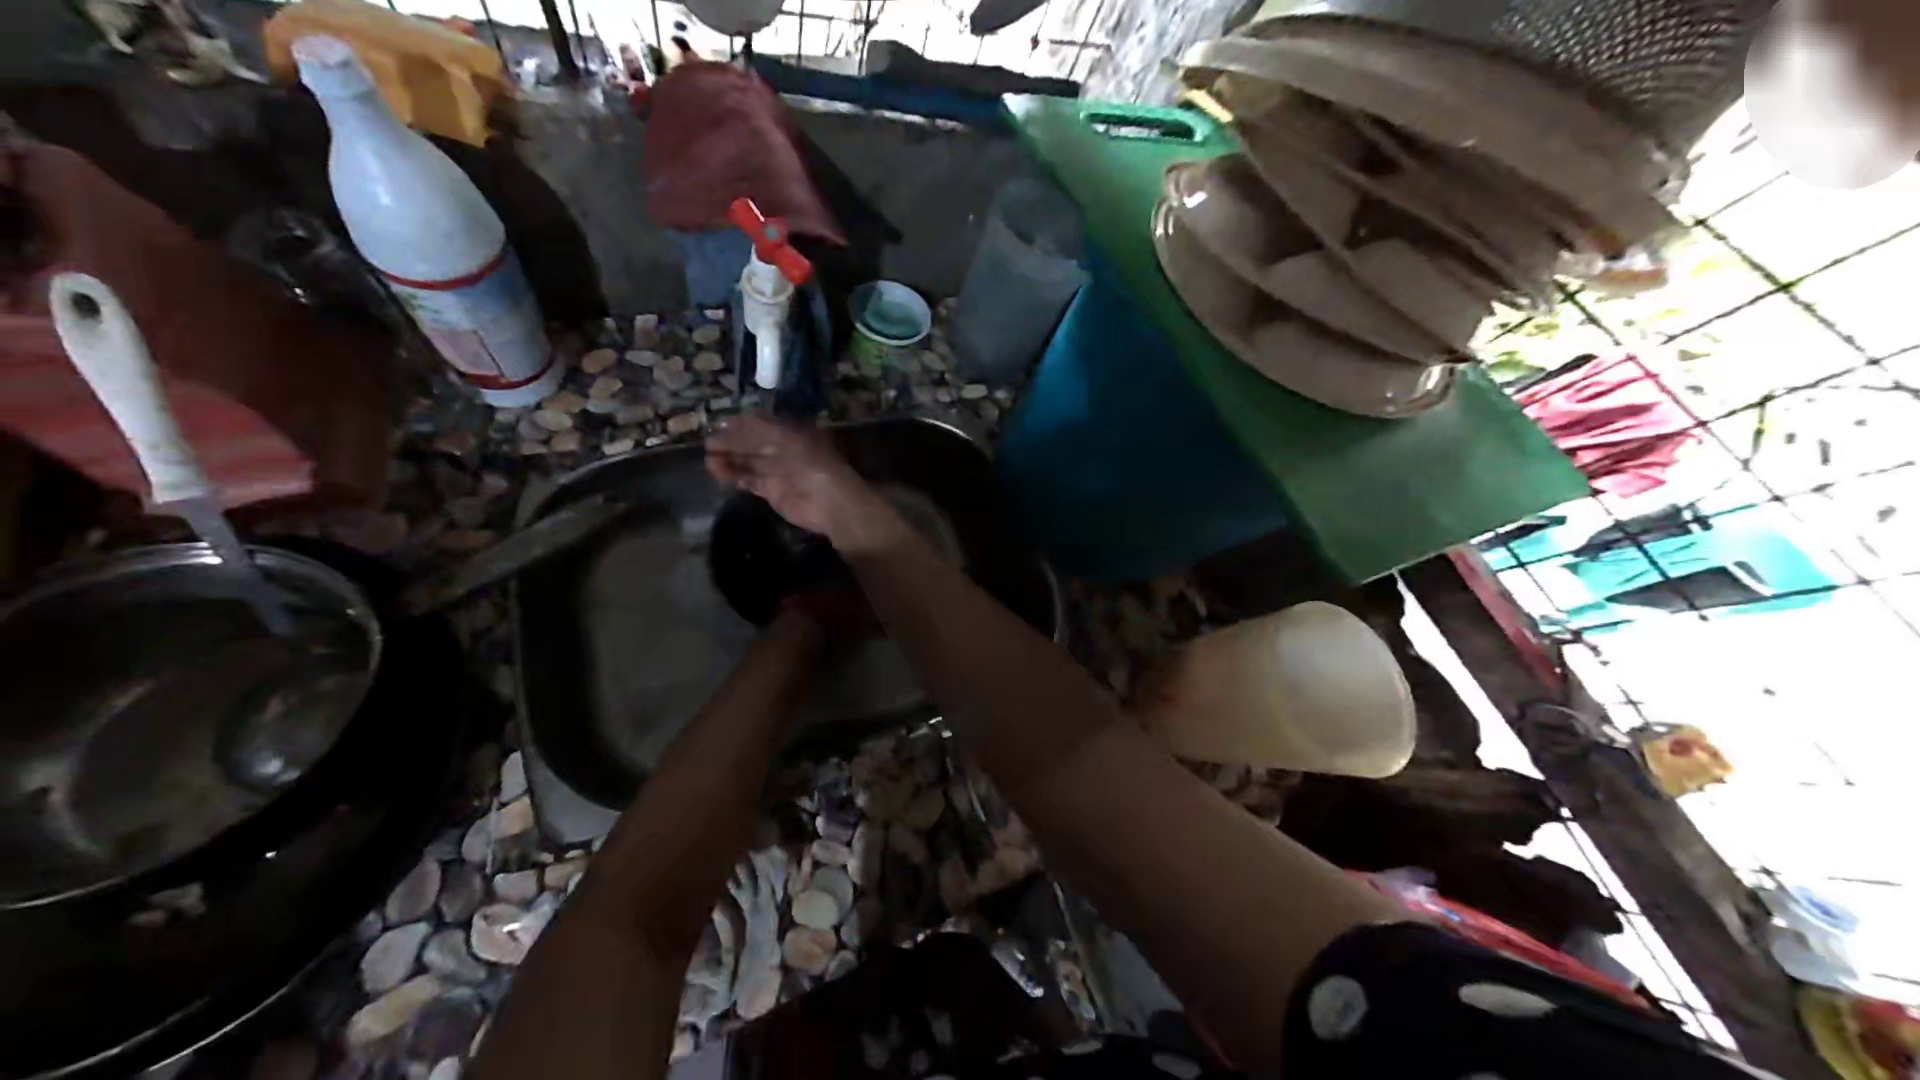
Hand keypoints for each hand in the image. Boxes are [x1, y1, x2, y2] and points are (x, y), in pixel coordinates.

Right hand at [706, 414, 902, 552]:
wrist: (829, 502)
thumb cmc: (812, 464)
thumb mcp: (788, 439)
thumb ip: (761, 429)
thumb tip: (735, 422)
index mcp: (791, 433)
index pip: (761, 425)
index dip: (742, 424)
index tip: (721, 424)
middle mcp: (783, 449)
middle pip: (752, 444)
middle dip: (731, 443)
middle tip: (708, 443)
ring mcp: (777, 471)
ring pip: (748, 462)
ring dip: (729, 460)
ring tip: (708, 459)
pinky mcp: (772, 491)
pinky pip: (749, 480)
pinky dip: (734, 476)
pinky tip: (717, 472)